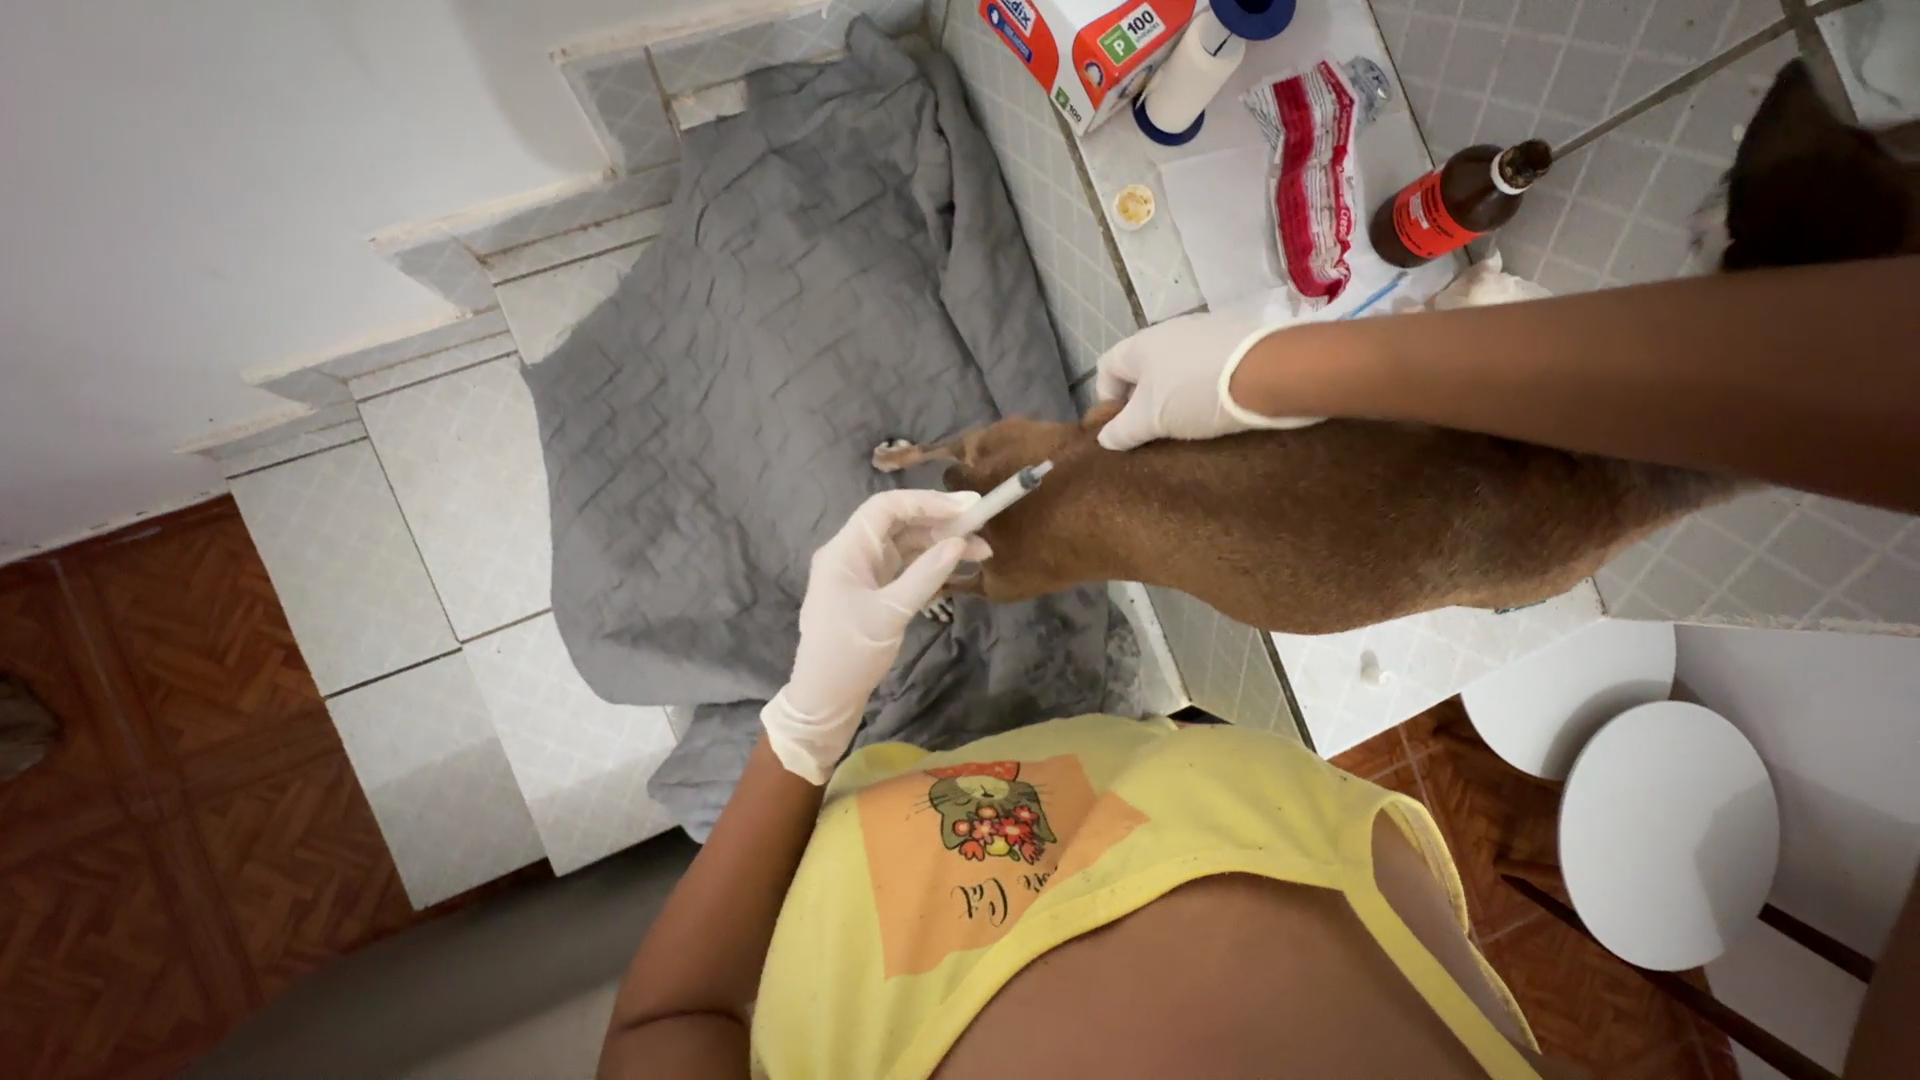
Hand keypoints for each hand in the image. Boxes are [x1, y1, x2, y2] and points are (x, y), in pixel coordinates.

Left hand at [762, 490, 990, 783]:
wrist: (824, 699)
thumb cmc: (849, 655)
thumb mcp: (890, 613)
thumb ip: (926, 574)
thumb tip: (961, 542)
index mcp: (845, 550)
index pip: (886, 507)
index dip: (927, 501)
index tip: (967, 506)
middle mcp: (851, 553)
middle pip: (898, 522)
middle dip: (940, 522)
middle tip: (982, 525)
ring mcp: (862, 573)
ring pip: (904, 544)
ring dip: (940, 544)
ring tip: (981, 551)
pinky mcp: (872, 591)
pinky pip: (904, 566)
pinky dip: (930, 564)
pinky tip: (959, 566)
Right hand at [1093, 310, 1322, 450]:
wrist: (1269, 372)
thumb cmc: (1195, 394)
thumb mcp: (1151, 420)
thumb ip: (1122, 431)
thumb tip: (1105, 439)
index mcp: (1141, 345)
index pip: (1107, 367)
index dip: (1106, 398)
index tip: (1121, 426)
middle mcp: (1169, 331)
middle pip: (1143, 368)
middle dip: (1143, 400)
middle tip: (1155, 430)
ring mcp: (1206, 332)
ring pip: (1176, 367)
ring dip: (1175, 394)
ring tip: (1189, 423)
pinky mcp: (1236, 340)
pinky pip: (1207, 366)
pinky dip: (1205, 387)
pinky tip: (1218, 408)